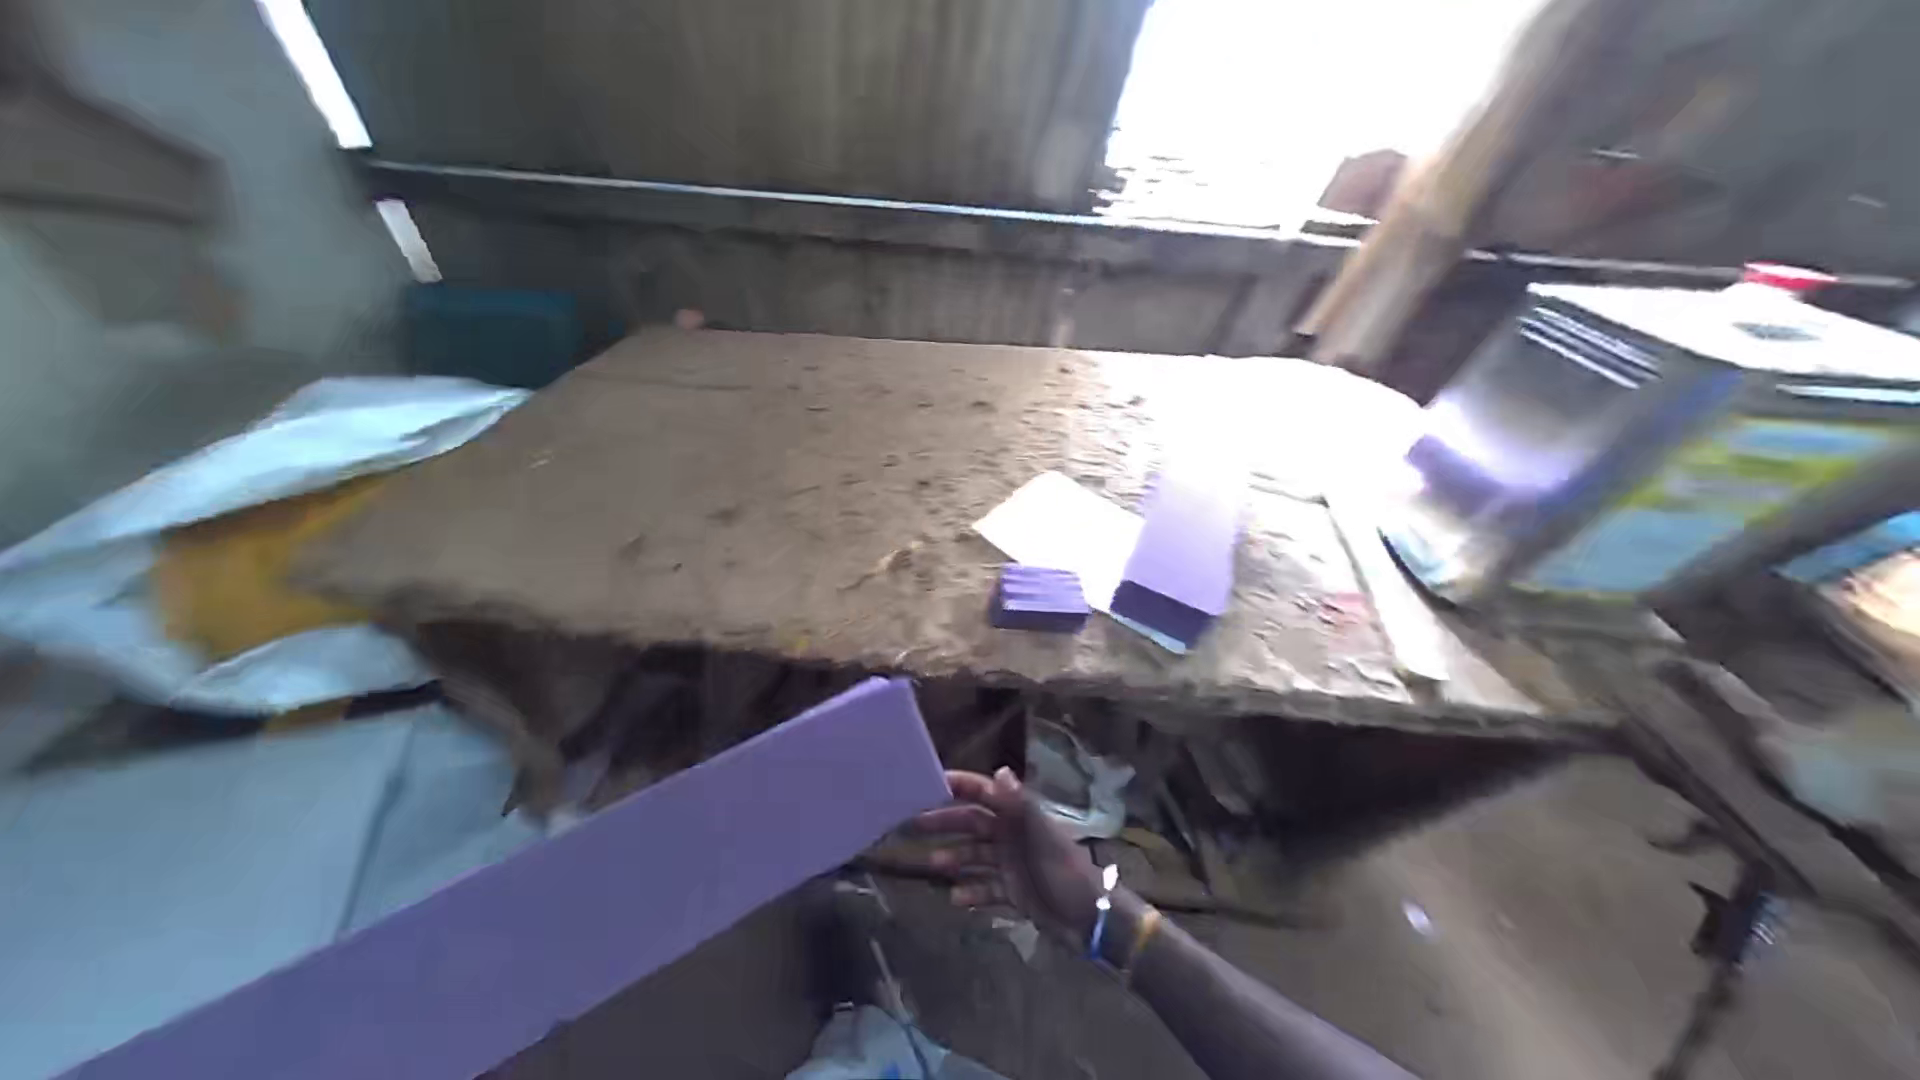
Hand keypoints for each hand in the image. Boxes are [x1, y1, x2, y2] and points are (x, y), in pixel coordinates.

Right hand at [912, 767, 1104, 937]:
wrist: (1091, 920)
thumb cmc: (1065, 872)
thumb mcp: (1041, 836)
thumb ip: (1019, 805)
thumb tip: (1000, 770)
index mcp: (1019, 816)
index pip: (984, 793)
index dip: (960, 786)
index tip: (929, 783)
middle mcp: (1012, 835)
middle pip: (973, 823)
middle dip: (946, 822)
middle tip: (914, 823)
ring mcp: (1011, 863)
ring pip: (975, 855)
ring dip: (954, 858)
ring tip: (932, 865)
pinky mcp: (1013, 891)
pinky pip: (985, 887)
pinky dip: (971, 890)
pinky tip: (956, 898)